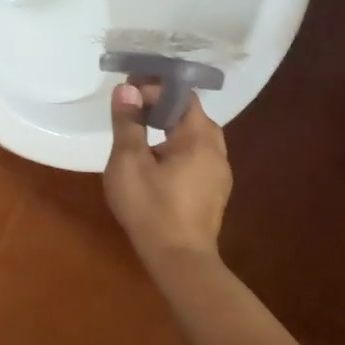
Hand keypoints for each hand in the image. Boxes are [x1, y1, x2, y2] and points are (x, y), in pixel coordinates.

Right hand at [104, 83, 231, 264]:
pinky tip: (155, 156)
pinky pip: (197, 154)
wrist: (178, 257)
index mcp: (198, 140)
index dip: (156, 87)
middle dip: (163, 103)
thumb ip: (128, 122)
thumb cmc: (150, 204)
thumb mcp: (128, 160)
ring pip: (197, 136)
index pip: (183, 97)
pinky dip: (176, 143)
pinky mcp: (213, 190)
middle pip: (193, 115)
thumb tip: (127, 89)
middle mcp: (217, 153)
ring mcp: (218, 174)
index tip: (127, 91)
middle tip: (131, 105)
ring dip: (170, 124)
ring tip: (140, 127)